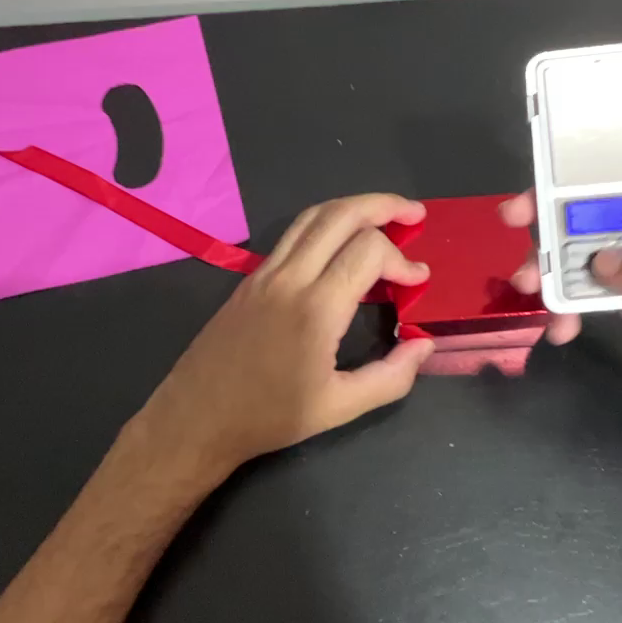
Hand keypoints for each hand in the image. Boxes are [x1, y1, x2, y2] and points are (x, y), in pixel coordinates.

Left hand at [134, 194, 436, 475]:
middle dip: (383, 206)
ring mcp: (265, 273)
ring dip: (352, 207)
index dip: (403, 260)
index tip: (418, 281)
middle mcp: (290, 278)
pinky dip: (324, 224)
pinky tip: (340, 240)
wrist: (197, 417)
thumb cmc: (269, 416)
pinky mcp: (250, 278)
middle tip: (415, 213)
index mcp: (316, 308)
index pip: (369, 251)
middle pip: (340, 215)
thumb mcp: (339, 408)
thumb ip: (390, 377)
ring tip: (384, 213)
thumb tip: (424, 345)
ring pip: (312, 217)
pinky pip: (292, 235)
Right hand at [500, 117, 621, 435]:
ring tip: (527, 282)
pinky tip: (560, 325)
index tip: (583, 131)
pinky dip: (573, 307)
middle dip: (562, 204)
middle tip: (517, 215)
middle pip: (615, 200)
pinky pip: (600, 297)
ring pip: (596, 251)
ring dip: (556, 262)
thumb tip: (599, 261)